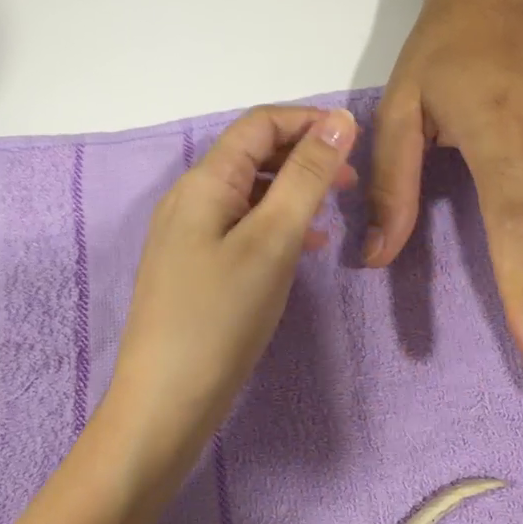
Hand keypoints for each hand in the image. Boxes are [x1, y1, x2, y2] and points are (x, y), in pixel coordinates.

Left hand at [112, 106, 359, 436]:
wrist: (165, 403)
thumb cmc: (221, 316)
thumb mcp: (273, 240)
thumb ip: (307, 176)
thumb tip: (339, 120)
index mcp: (205, 181)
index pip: (260, 124)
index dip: (309, 121)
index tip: (357, 139)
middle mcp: (191, 197)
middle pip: (254, 153)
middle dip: (305, 154)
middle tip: (353, 180)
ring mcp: (189, 234)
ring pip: (251, 190)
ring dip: (295, 189)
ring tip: (336, 210)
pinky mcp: (194, 266)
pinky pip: (242, 224)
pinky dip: (278, 222)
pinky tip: (307, 247)